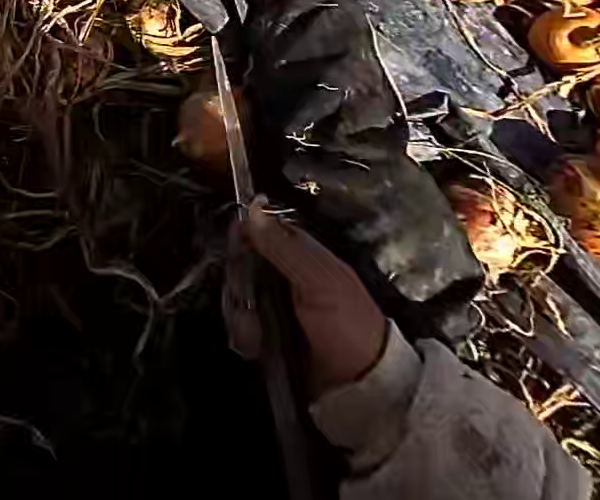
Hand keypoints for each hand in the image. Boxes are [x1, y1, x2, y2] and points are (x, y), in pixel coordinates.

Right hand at [237, 200, 387, 393]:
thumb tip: (252, 208)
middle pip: (244, 262)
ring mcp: (275, 307)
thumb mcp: (319, 281)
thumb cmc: (347, 326)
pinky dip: (244, 335)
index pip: (264, 230)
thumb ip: (284, 246)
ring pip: (239, 294)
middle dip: (240, 281)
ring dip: (242, 314)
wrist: (364, 391)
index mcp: (304, 255)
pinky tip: (255, 347)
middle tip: (248, 300)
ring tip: (255, 334)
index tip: (235, 246)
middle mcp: (286, 276)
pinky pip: (241, 325)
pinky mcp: (268, 337)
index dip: (246, 235)